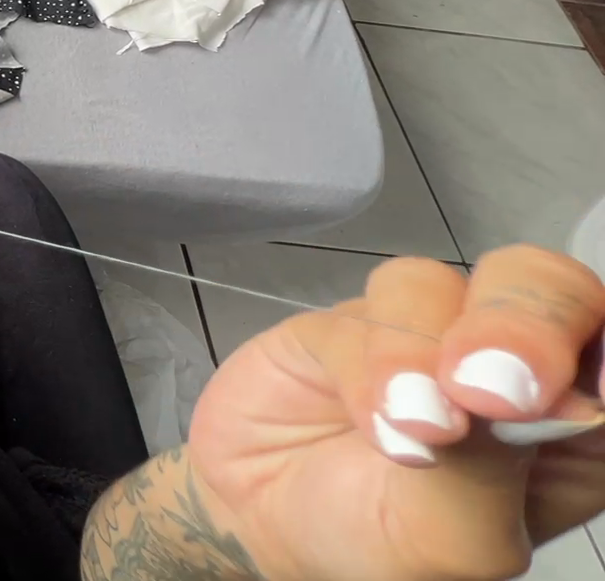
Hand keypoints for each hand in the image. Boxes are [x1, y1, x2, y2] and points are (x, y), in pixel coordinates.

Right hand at [188, 246, 604, 580]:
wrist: (258, 520)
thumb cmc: (380, 546)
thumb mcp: (458, 539)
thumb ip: (493, 470)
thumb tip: (531, 398)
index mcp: (576, 423)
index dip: (604, 352)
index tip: (575, 400)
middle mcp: (501, 365)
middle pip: (540, 283)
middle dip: (522, 320)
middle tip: (492, 389)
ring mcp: (409, 335)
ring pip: (435, 282)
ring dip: (422, 346)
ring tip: (415, 421)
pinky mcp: (331, 324)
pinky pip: (352, 312)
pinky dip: (364, 363)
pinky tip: (372, 422)